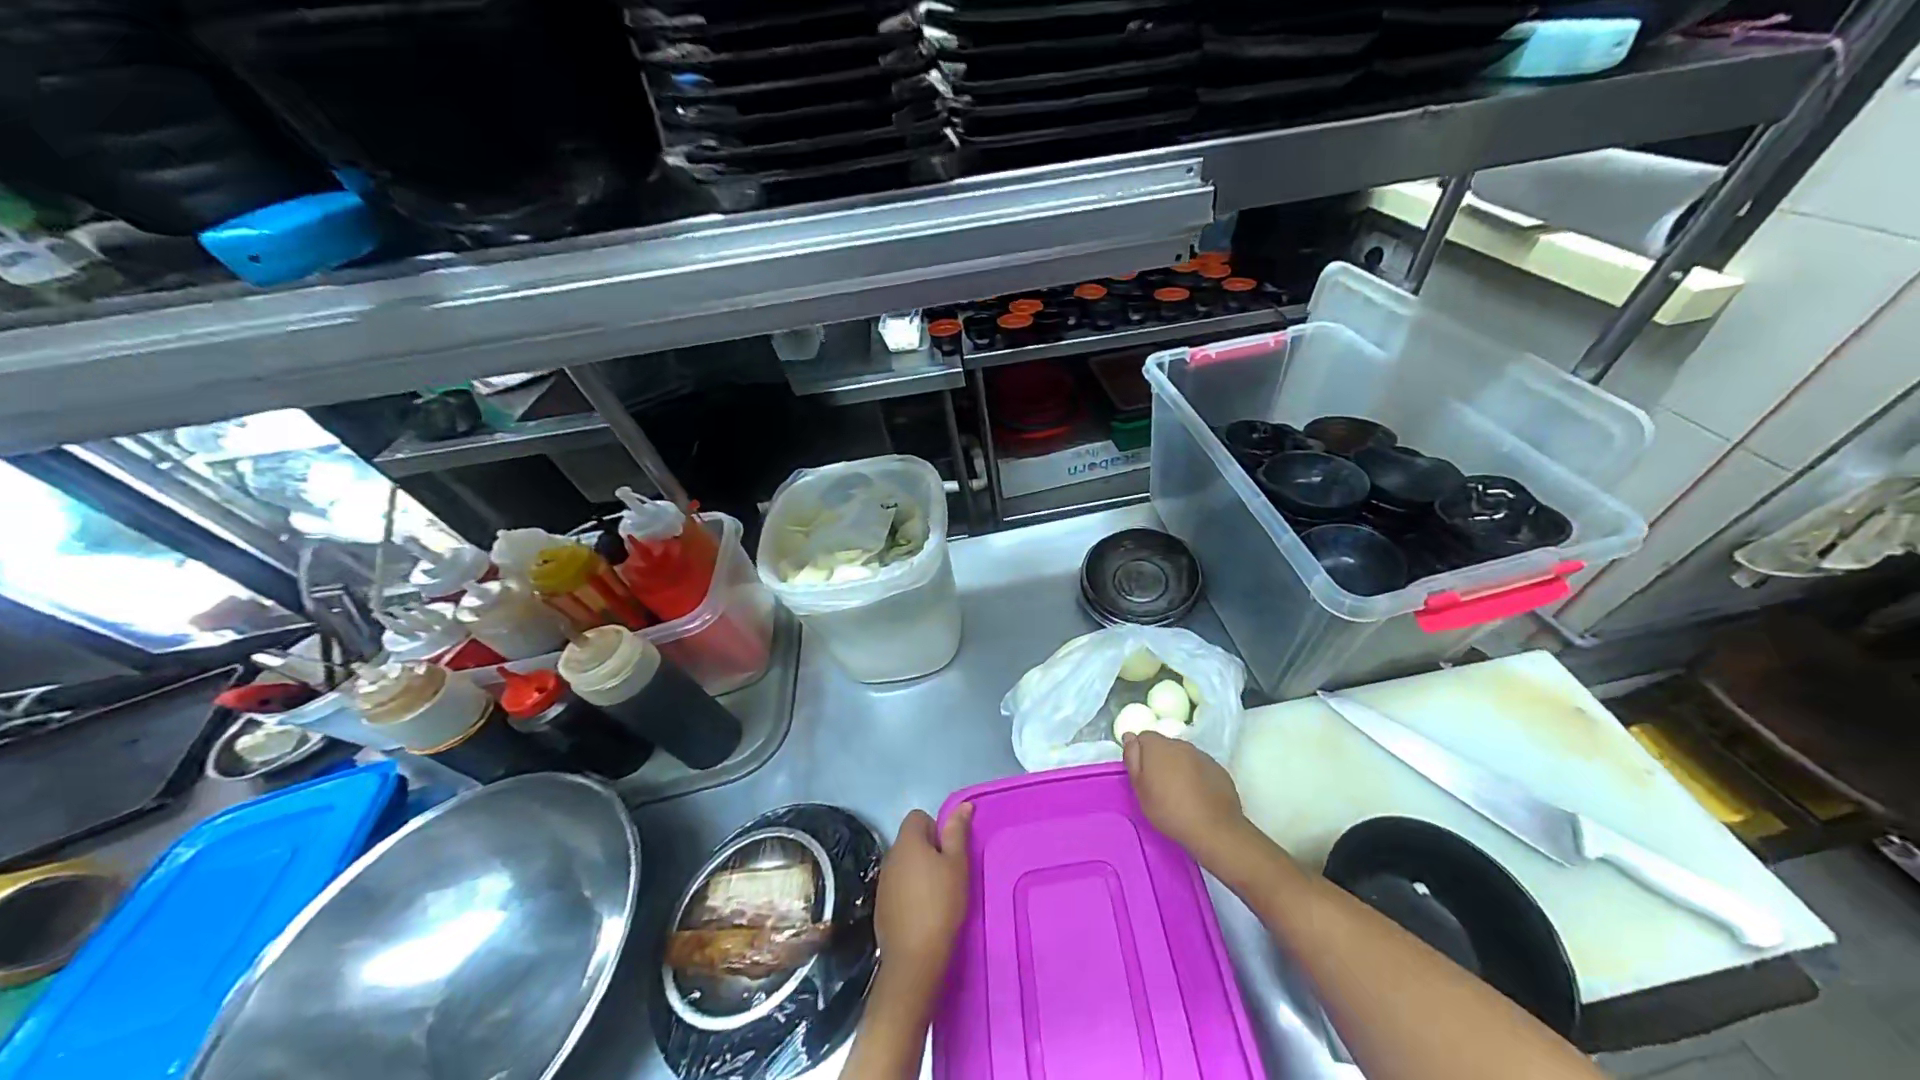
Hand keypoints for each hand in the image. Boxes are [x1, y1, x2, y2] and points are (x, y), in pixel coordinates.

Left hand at [875, 804, 972, 973]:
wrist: (914, 957)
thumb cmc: (941, 903)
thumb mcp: (957, 865)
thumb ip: (957, 832)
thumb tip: (963, 805)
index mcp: (907, 841)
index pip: (918, 817)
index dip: (936, 829)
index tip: (950, 852)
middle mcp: (890, 855)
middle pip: (911, 840)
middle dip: (929, 851)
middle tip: (949, 874)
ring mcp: (882, 881)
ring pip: (904, 864)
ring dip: (919, 872)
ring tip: (938, 895)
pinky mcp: (880, 905)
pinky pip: (898, 886)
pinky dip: (910, 892)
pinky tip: (923, 912)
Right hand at [1124, 731, 1252, 868]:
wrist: (1214, 829)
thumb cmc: (1169, 810)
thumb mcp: (1140, 788)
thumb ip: (1132, 759)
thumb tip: (1129, 736)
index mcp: (1158, 746)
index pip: (1144, 738)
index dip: (1141, 755)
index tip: (1143, 775)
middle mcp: (1181, 744)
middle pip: (1165, 746)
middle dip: (1161, 760)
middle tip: (1160, 786)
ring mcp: (1202, 755)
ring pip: (1184, 756)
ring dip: (1179, 767)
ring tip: (1180, 793)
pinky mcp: (1218, 768)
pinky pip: (1201, 767)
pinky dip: (1197, 776)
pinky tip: (1198, 796)